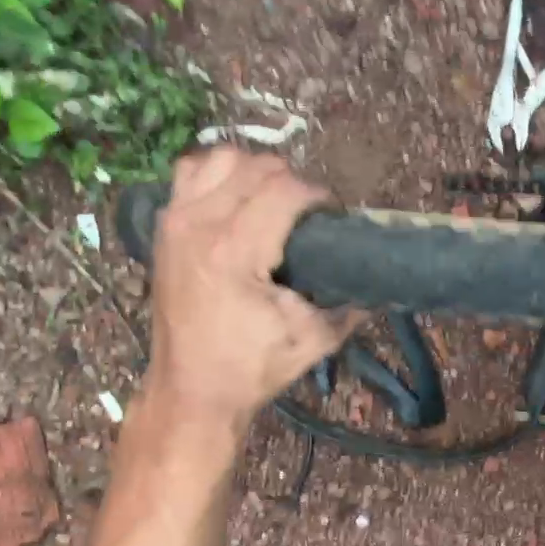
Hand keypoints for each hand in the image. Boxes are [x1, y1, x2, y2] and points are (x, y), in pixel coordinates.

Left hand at [146, 148, 361, 425]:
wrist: (194, 386)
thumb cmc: (256, 366)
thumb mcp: (316, 339)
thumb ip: (351, 306)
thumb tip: (380, 285)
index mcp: (235, 251)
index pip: (284, 191)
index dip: (319, 196)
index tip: (337, 218)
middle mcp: (199, 224)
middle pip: (254, 167)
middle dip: (293, 182)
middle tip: (313, 215)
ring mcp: (175, 220)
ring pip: (220, 159)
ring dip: (255, 171)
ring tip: (276, 200)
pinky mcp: (164, 225)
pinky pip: (191, 173)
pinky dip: (221, 176)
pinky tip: (241, 201)